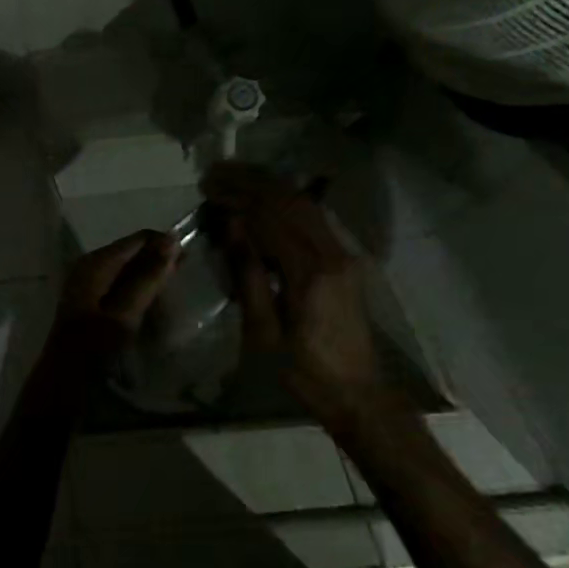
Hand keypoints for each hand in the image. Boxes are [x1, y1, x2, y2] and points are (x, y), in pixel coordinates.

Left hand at [53, 230, 179, 353]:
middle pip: (132, 253)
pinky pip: (120, 286)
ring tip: (173, 296)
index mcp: (95, 263)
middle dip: (158, 263)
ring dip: (150, 279)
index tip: (191, 260)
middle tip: (185, 280)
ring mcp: (88, 286)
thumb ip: (148, 277)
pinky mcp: (90, 304)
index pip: (138, 239)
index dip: (165, 245)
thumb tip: (172, 239)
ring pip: (127, 271)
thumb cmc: (93, 351)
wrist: (61, 391)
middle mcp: (89, 267)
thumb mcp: (124, 315)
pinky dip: (138, 292)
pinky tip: (152, 307)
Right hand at [203, 164, 389, 428]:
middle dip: (252, 182)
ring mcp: (344, 254)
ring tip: (236, 176)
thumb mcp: (264, 333)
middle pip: (291, 201)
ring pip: (306, 204)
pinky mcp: (346, 260)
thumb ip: (248, 275)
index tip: (209, 189)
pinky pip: (315, 217)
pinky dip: (288, 200)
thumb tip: (232, 226)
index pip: (271, 219)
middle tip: (217, 173)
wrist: (358, 394)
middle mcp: (332, 255)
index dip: (238, 199)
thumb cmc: (303, 372)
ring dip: (270, 186)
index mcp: (310, 275)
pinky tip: (267, 196)